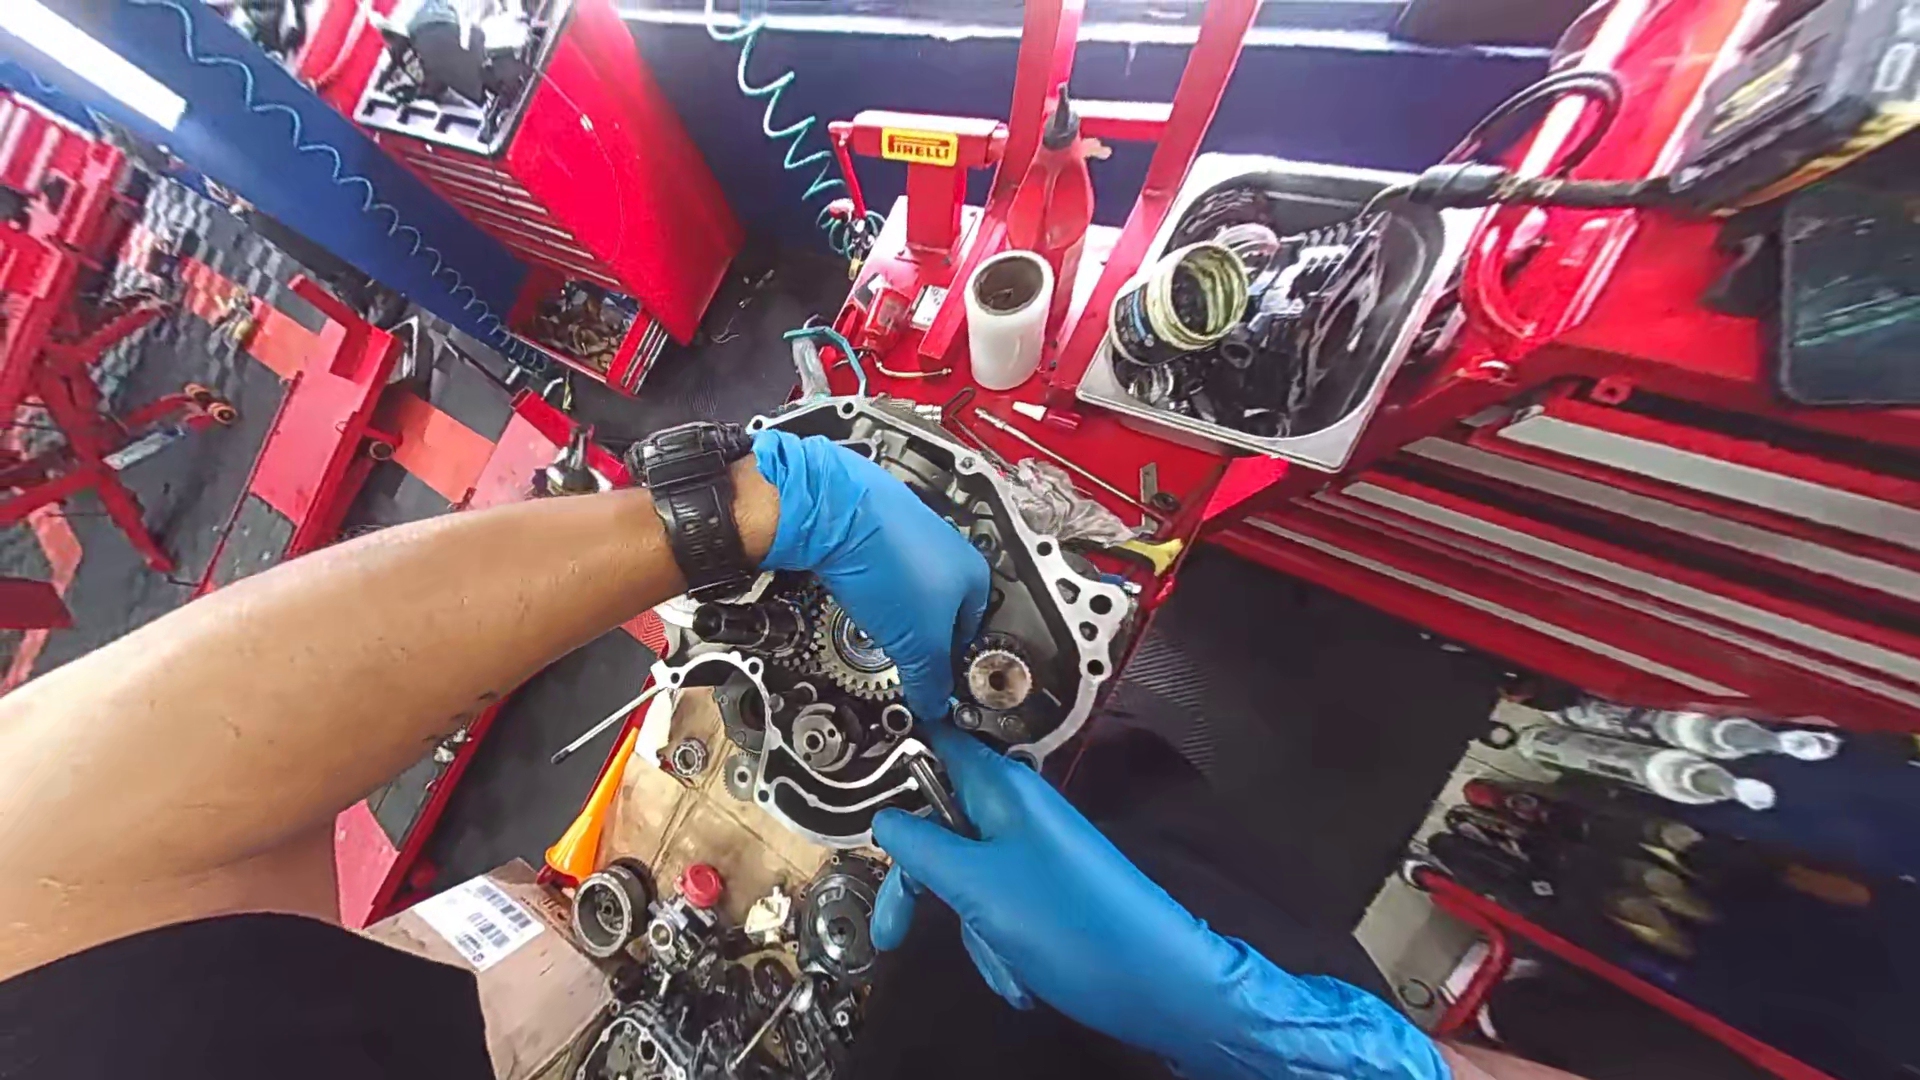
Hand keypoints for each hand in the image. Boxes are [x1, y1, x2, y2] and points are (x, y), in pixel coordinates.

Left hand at [751, 430, 989, 719]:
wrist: (835, 511)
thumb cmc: (886, 559)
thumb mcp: (918, 640)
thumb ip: (931, 679)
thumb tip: (934, 707)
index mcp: (973, 576)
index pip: (972, 635)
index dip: (951, 663)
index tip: (934, 681)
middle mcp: (950, 552)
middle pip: (940, 614)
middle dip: (921, 639)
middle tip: (903, 656)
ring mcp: (915, 538)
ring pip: (910, 593)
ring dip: (896, 615)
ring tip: (878, 626)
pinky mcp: (881, 532)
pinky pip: (883, 574)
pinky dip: (874, 591)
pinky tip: (860, 596)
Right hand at [869, 722, 1448, 1079]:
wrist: (1157, 979)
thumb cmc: (1063, 919)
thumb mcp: (977, 885)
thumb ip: (921, 847)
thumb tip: (882, 819)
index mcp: (1001, 784)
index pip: (938, 743)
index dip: (897, 757)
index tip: (857, 787)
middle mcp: (1014, 804)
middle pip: (941, 820)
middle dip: (922, 880)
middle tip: (893, 930)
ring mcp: (1028, 843)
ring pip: (964, 869)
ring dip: (968, 919)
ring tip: (1002, 957)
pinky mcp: (1040, 880)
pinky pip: (994, 897)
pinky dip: (996, 934)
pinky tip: (1020, 969)